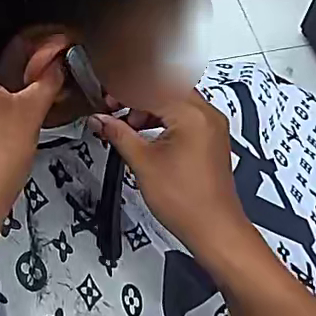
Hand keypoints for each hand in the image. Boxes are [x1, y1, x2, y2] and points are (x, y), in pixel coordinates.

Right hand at [90, 88, 250, 254]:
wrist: (213, 228)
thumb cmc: (189, 203)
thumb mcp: (143, 163)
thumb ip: (119, 134)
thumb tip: (102, 121)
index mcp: (192, 115)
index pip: (152, 87)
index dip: (123, 91)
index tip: (106, 101)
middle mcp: (207, 115)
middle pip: (165, 88)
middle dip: (136, 97)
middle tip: (114, 109)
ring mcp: (212, 126)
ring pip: (176, 101)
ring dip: (150, 108)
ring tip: (128, 125)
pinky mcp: (212, 138)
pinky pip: (186, 116)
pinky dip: (164, 119)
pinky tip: (146, 133)